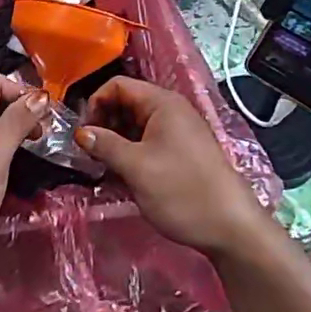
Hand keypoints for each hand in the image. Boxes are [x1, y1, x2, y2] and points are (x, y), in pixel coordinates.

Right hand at [78, 77, 273, 256]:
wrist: (230, 226)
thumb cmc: (181, 191)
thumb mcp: (136, 167)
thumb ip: (105, 145)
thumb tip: (81, 133)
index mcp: (162, 103)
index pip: (118, 85)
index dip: (95, 103)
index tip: (82, 134)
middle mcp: (171, 110)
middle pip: (126, 103)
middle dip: (104, 123)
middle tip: (89, 153)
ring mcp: (179, 131)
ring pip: (136, 125)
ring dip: (116, 141)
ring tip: (102, 166)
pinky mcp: (182, 152)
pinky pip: (148, 142)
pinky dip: (131, 152)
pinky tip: (122, 175)